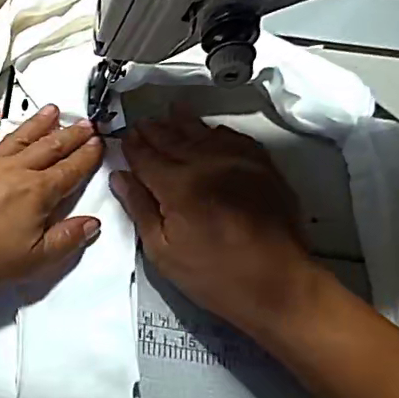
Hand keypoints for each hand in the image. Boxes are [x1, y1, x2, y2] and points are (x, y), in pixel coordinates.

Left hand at [0, 104, 104, 295]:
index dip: (86, 157)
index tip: (98, 144)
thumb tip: (92, 224)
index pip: (70, 171)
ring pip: (18, 137)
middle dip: (70, 135)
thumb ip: (67, 239)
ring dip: (37, 123)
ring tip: (52, 110)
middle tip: (85, 123)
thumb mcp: (35, 259)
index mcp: (38, 193)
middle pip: (49, 148)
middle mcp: (15, 171)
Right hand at [111, 107, 333, 335]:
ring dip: (183, 124)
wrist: (277, 284)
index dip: (133, 146)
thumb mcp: (163, 251)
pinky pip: (235, 138)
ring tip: (171, 113)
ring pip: (203, 133)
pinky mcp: (262, 168)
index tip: (125, 138)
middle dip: (155, 131)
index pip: (146, 157)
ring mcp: (238, 162)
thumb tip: (121, 179)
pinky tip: (211, 130)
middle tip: (142, 123)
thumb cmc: (216, 276)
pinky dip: (217, 132)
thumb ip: (140, 209)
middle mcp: (207, 164)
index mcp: (178, 186)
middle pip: (173, 140)